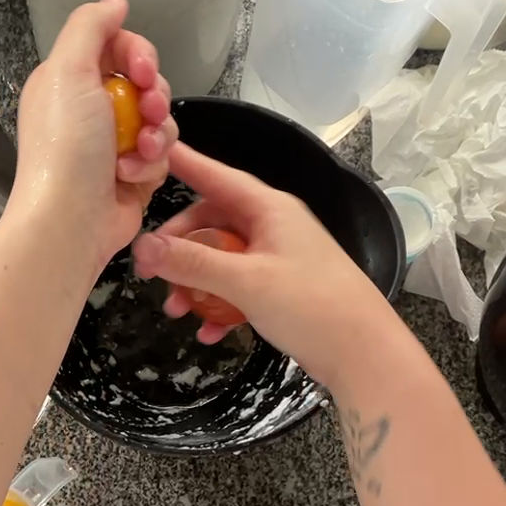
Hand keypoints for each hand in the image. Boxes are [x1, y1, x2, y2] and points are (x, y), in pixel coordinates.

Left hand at [7, 0, 176, 268]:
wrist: (70, 220)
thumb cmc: (66, 146)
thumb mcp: (68, 69)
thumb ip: (91, 26)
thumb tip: (115, 0)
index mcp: (70, 81)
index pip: (118, 47)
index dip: (138, 54)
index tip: (142, 72)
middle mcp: (91, 111)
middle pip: (146, 84)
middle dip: (154, 96)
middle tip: (150, 111)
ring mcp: (113, 146)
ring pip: (160, 122)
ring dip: (156, 135)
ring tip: (142, 152)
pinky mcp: (132, 177)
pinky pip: (159, 157)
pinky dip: (149, 166)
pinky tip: (131, 177)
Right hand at [131, 143, 397, 393]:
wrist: (363, 353)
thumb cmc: (311, 305)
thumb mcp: (245, 282)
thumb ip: (192, 263)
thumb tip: (142, 246)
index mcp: (269, 209)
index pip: (217, 176)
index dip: (185, 164)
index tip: (153, 151)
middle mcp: (273, 227)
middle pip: (212, 224)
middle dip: (180, 248)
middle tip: (150, 272)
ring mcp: (277, 259)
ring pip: (222, 260)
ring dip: (195, 284)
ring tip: (176, 310)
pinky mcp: (281, 290)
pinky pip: (238, 290)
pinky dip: (218, 308)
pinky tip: (208, 333)